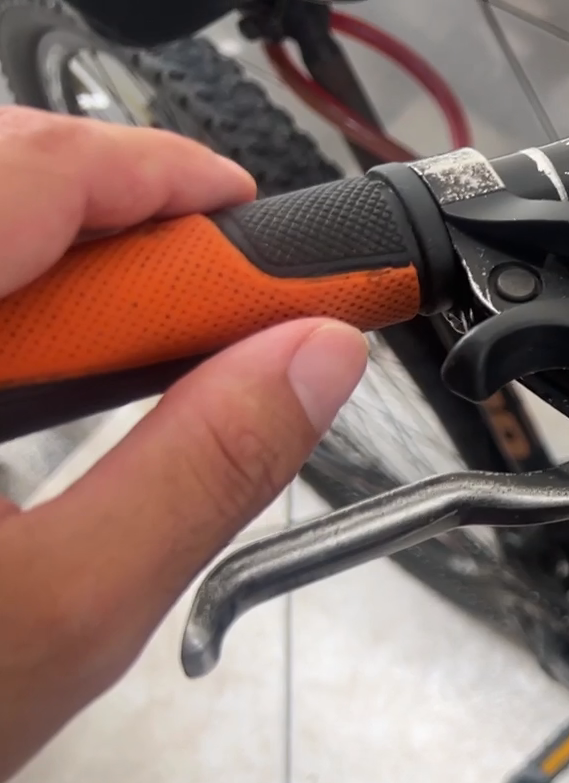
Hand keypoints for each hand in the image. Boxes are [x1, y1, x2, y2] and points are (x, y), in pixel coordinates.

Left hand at [0, 110, 367, 780]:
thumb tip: (321, 359)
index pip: (19, 175)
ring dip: (51, 270)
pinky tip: (20, 371)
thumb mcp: (73, 605)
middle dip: (116, 227)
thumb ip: (212, 463)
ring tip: (132, 356)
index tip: (263, 223)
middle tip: (218, 314)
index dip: (162, 177)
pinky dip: (0, 308)